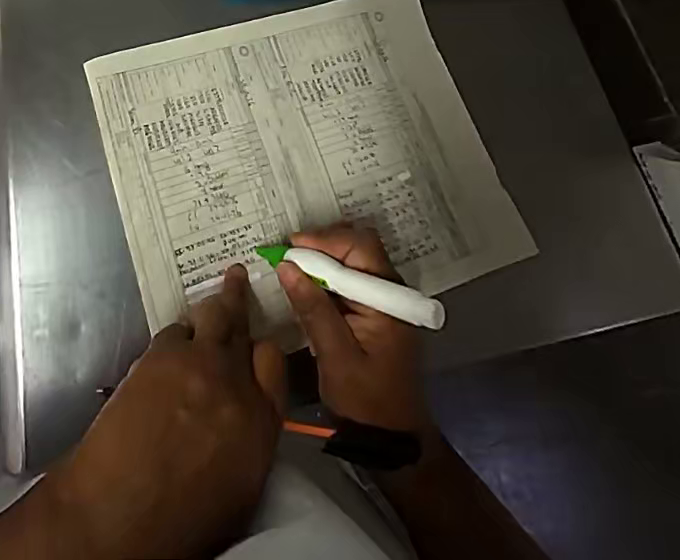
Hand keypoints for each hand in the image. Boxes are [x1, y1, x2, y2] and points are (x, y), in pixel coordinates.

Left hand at [44, 265, 286, 558]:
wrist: (119, 513)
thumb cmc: (186, 517)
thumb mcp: (241, 483)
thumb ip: (251, 431)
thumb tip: (246, 407)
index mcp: (262, 420)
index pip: (274, 362)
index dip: (263, 350)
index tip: (256, 343)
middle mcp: (234, 382)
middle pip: (242, 326)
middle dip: (239, 299)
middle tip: (236, 275)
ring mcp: (196, 363)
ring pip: (210, 316)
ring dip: (209, 309)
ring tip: (212, 295)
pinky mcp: (160, 356)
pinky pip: (173, 332)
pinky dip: (176, 337)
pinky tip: (171, 345)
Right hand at [276, 224, 430, 434]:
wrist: (389, 438)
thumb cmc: (364, 401)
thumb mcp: (334, 356)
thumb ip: (313, 308)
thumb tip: (286, 265)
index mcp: (389, 300)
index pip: (359, 248)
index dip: (323, 241)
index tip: (288, 249)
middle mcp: (392, 292)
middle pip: (358, 247)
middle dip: (322, 245)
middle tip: (287, 255)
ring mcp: (386, 300)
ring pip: (354, 259)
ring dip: (323, 258)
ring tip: (292, 266)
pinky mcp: (375, 310)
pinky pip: (351, 278)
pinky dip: (327, 275)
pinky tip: (306, 284)